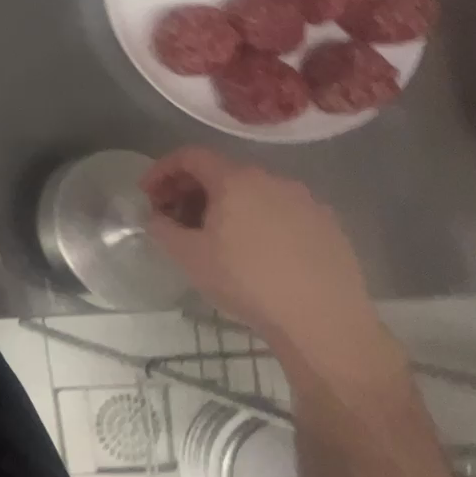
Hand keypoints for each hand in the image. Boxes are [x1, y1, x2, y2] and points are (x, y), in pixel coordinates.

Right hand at [140, 147, 383, 358]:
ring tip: (212, 238)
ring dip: (223, 205)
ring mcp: (307, 202)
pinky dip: (255, 219)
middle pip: (221, 172)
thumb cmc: (246, 280)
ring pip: (252, 192)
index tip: (146, 195)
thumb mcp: (186, 255)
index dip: (161, 170)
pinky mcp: (329, 226)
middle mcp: (274, 180)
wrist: (323, 320)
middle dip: (190, 190)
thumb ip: (161, 227)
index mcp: (236, 180)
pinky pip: (279, 211)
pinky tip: (252, 252)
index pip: (190, 156)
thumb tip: (159, 217)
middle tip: (173, 219)